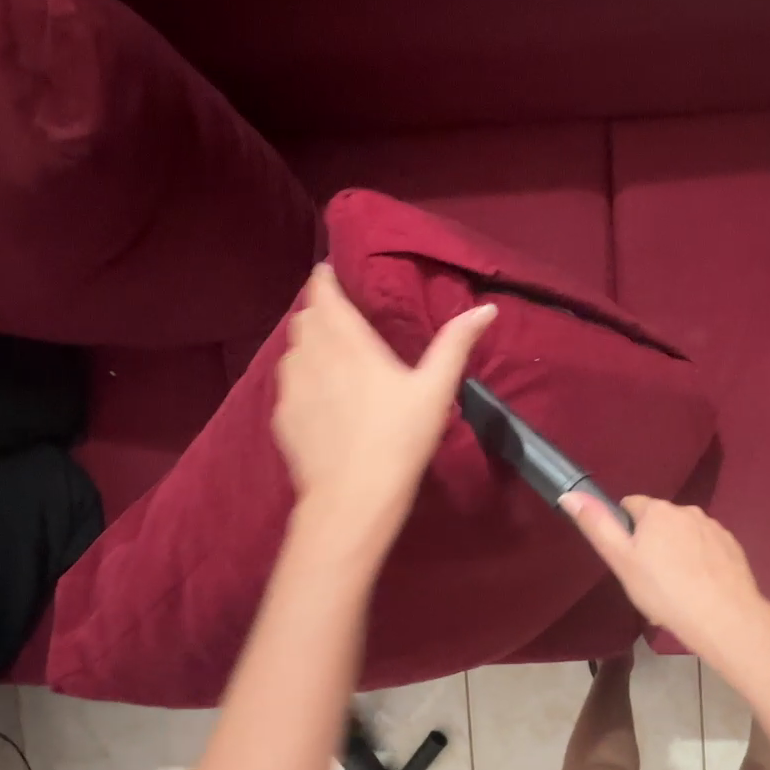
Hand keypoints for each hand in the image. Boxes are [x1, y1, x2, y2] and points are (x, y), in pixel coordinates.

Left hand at [273, 263, 495, 524]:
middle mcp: (311, 356)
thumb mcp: (436, 391)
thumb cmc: (400, 439)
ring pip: (292, 348)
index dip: (324, 279)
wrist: (352, 497)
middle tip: (340, 316)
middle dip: (319, 310)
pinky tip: (319, 394)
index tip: (331, 273)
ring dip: (307, 341)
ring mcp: (291, 387)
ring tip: (329, 352)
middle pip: (304, 317)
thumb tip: (486, 310)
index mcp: (348, 343)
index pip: (324, 295)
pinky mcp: (282, 416)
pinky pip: (287, 381)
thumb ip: (456, 345)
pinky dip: (300, 375)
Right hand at [561, 493, 769, 669]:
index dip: (625, 531)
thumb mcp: (622, 561)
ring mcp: (714, 527)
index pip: (631, 506)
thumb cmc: (664, 591)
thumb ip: (597, 525)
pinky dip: (701, 562)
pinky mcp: (732, 546)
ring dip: (677, 552)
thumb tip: (570, 494)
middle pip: (660, 521)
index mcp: (657, 511)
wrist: (723, 617)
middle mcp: (688, 510)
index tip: (628, 560)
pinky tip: (699, 589)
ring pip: (685, 535)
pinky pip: (707, 548)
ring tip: (675, 590)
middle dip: (652, 543)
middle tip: (649, 580)